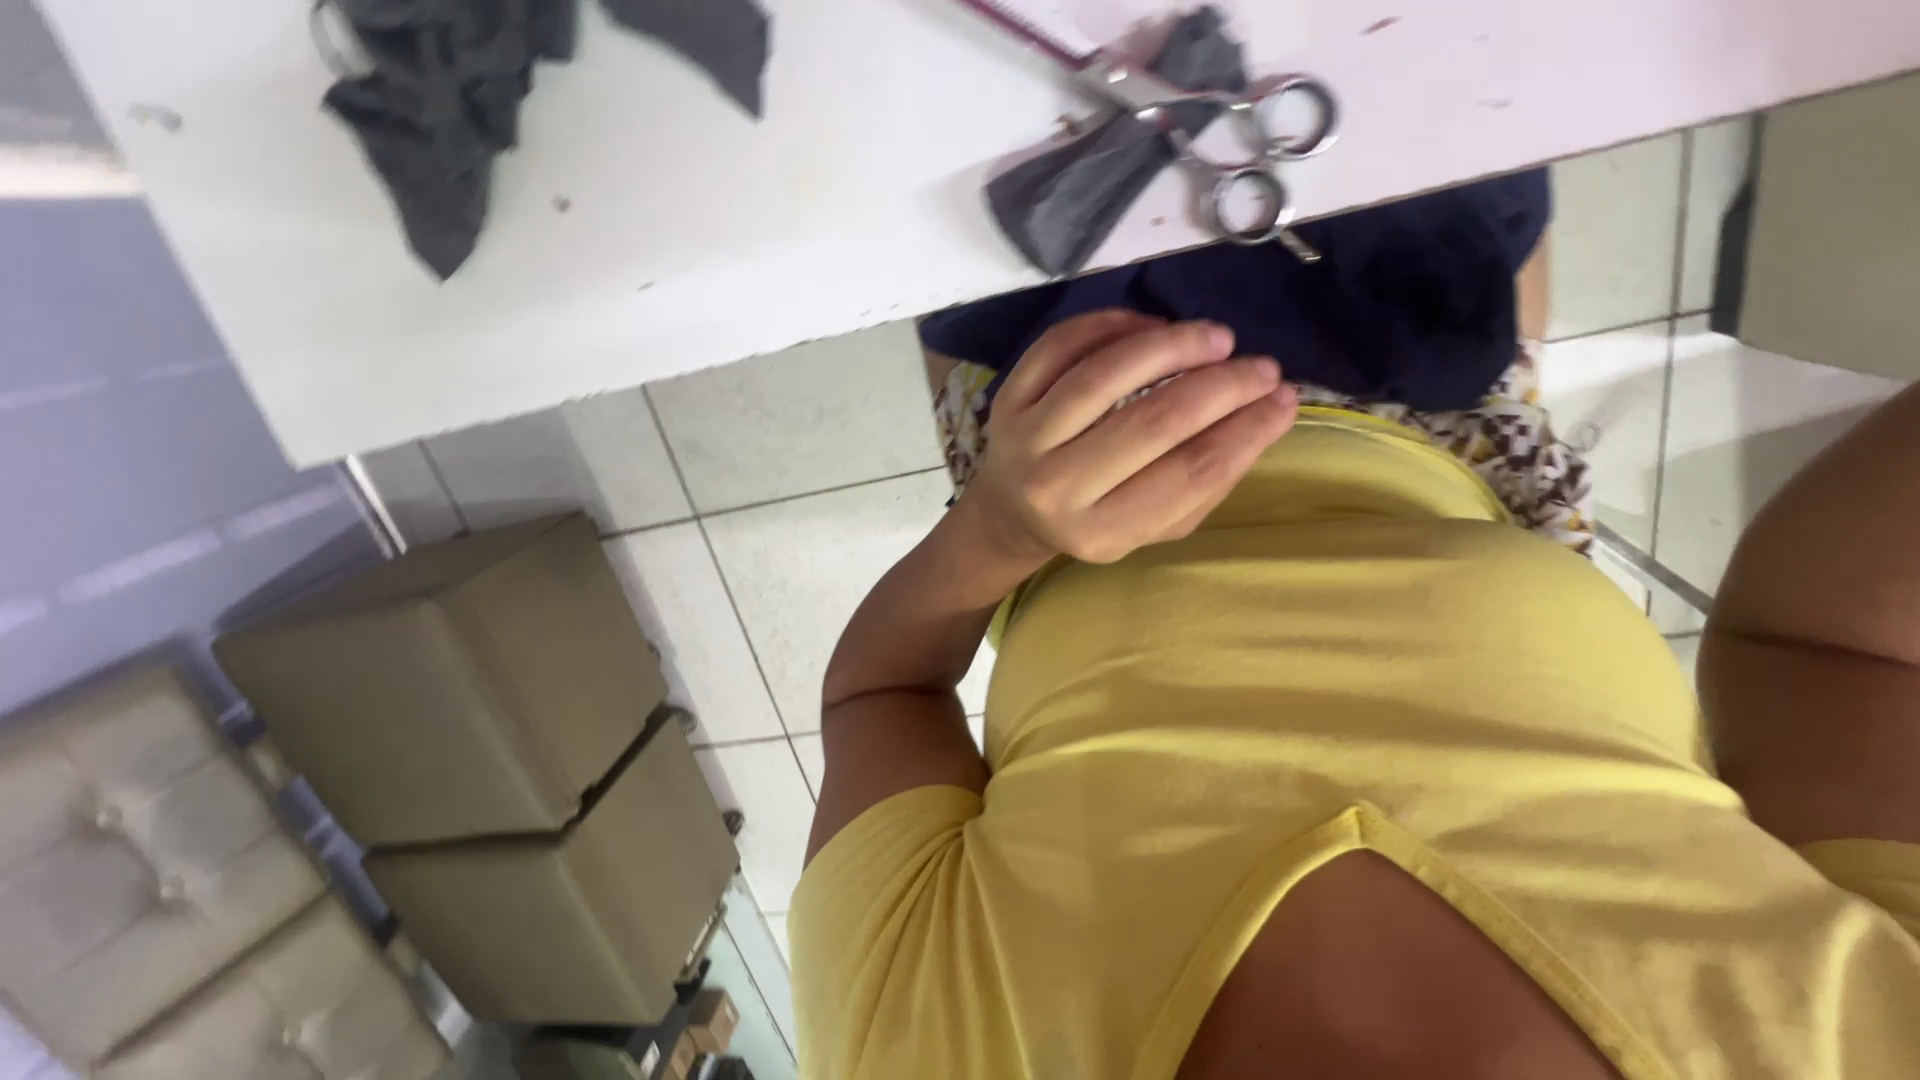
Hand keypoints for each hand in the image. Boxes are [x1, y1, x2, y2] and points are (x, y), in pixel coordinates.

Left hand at [955, 310, 1298, 566]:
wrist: (1012, 513)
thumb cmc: (1097, 519)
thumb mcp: (1156, 526)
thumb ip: (1210, 481)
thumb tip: (1272, 410)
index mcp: (1102, 532)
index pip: (1189, 473)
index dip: (1247, 431)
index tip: (1286, 397)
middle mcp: (1057, 487)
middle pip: (1153, 422)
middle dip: (1221, 386)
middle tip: (1261, 366)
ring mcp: (1025, 438)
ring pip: (1105, 375)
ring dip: (1172, 345)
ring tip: (1216, 337)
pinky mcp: (1007, 397)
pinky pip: (1063, 344)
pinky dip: (1114, 325)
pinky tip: (1155, 326)